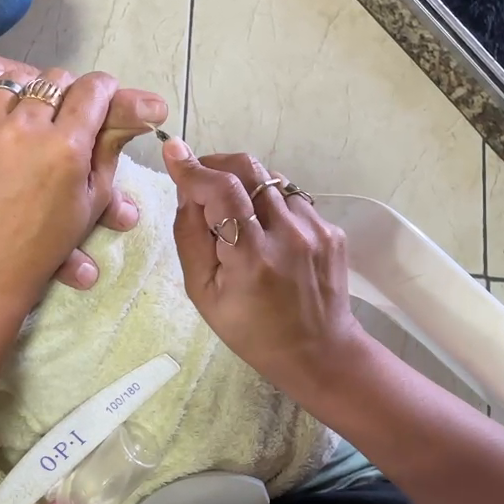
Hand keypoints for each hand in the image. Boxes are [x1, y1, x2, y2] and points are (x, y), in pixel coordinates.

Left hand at [0, 66, 135, 307]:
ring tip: (29, 111)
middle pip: (56, 81)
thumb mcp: (91, 202)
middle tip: (66, 113)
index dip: (104, 88)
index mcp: (67, 148)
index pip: (93, 90)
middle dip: (69, 91)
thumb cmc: (44, 244)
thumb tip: (145, 110)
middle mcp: (27, 130)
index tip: (103, 96)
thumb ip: (110, 150)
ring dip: (28, 91)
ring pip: (14, 83)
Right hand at [162, 141, 363, 398]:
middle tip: (199, 179)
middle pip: (249, 169)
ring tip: (235, 215)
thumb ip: (190, 236)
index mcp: (252, 256)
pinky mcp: (331, 230)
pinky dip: (270, 205)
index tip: (173, 151)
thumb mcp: (202, 293)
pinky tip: (266, 233)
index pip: (222, 191)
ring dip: (245, 186)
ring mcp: (316, 229)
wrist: (320, 352)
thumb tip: (186, 189)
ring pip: (271, 180)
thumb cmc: (251, 330)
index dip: (194, 168)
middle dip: (217, 164)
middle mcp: (288, 234)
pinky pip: (292, 199)